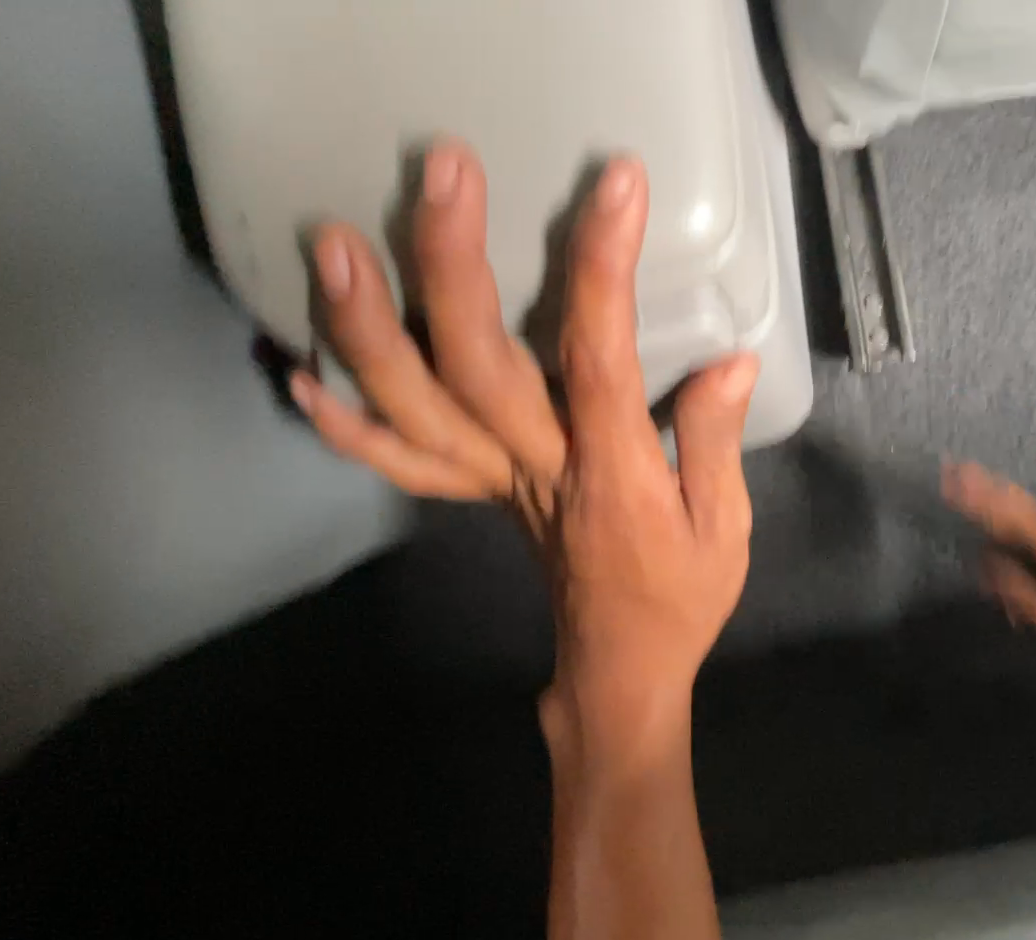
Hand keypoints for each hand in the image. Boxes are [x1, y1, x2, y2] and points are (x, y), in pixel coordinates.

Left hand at [289, 140, 757, 757]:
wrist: (621, 667)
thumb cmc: (680, 599)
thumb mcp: (724, 528)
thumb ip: (715, 443)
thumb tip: (730, 362)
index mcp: (614, 475)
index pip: (603, 359)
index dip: (605, 271)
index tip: (616, 190)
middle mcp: (540, 469)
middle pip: (481, 368)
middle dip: (455, 267)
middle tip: (444, 176)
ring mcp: (497, 484)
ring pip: (419, 408)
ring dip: (369, 328)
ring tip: (336, 242)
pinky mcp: (481, 497)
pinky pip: (402, 464)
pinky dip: (349, 422)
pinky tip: (305, 371)